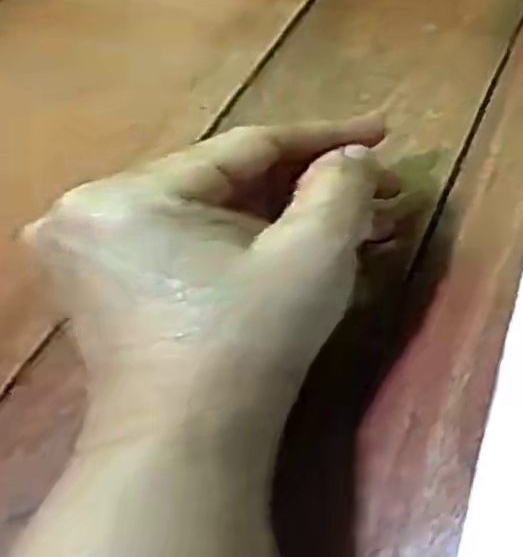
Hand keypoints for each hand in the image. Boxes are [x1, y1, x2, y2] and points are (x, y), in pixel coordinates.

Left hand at [23, 118, 396, 449]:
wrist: (194, 425)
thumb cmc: (255, 326)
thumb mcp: (317, 245)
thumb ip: (341, 185)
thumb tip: (355, 156)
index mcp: (131, 195)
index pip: (250, 145)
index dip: (329, 136)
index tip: (388, 131)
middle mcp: (98, 212)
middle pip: (238, 176)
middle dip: (322, 180)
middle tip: (389, 186)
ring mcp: (101, 249)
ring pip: (228, 207)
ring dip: (305, 209)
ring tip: (372, 220)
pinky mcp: (119, 279)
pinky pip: (208, 234)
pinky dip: (270, 232)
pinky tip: (325, 243)